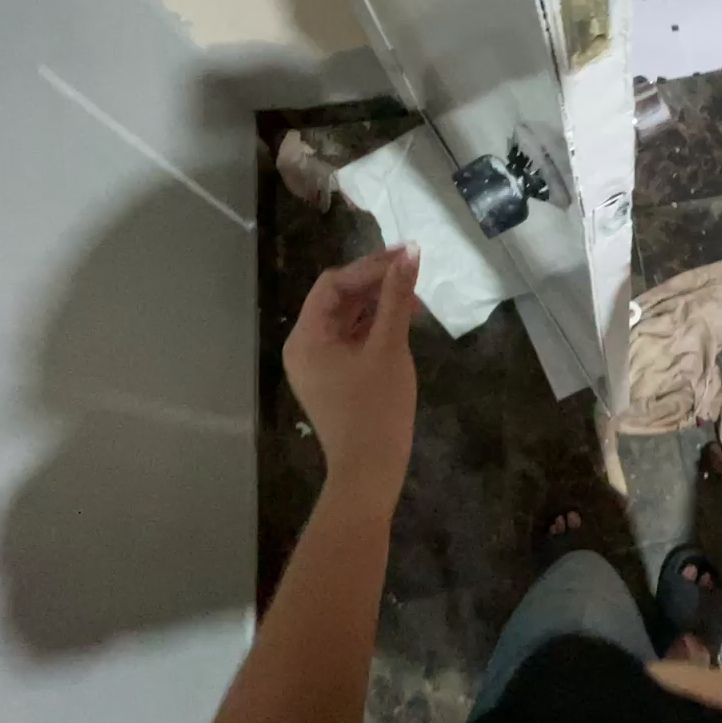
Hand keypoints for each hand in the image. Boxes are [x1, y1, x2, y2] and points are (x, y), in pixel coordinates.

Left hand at [282, 245, 421, 517]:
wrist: (371, 469)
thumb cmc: (376, 407)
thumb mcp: (389, 347)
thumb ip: (398, 297)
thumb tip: (410, 253)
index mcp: (307, 337)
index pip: (334, 284)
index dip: (371, 265)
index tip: (408, 255)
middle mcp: (306, 345)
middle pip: (339, 297)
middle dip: (376, 280)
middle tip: (414, 269)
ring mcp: (321, 361)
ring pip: (349, 315)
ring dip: (380, 300)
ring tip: (415, 295)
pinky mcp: (337, 374)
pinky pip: (355, 335)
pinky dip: (378, 322)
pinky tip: (406, 318)